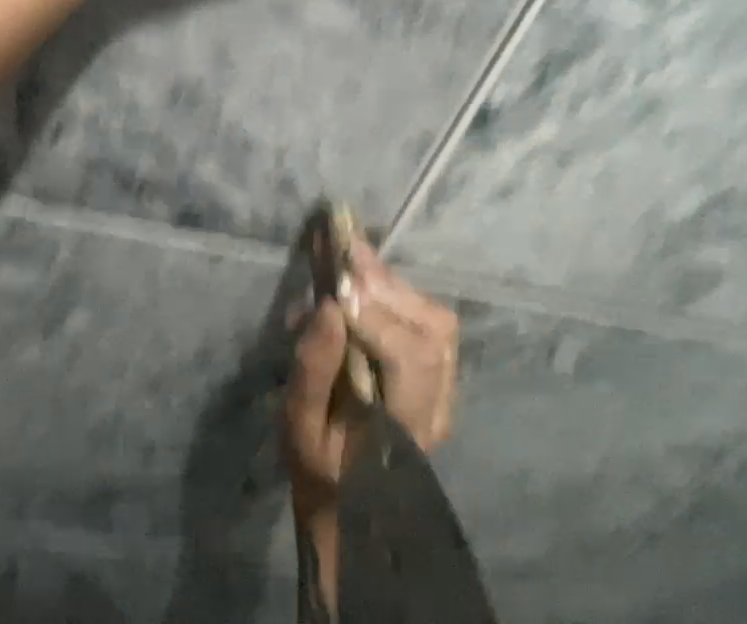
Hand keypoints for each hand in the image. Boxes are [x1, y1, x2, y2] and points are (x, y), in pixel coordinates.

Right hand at [284, 237, 459, 503]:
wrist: (349, 499)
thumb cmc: (317, 464)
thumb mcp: (299, 425)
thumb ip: (313, 370)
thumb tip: (327, 308)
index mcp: (407, 430)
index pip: (411, 359)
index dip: (377, 318)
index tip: (336, 286)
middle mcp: (439, 407)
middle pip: (434, 333)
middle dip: (387, 288)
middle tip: (347, 247)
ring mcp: (446, 391)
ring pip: (436, 323)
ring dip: (393, 286)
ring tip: (353, 256)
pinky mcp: (438, 373)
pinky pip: (429, 323)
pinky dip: (397, 294)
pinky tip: (366, 278)